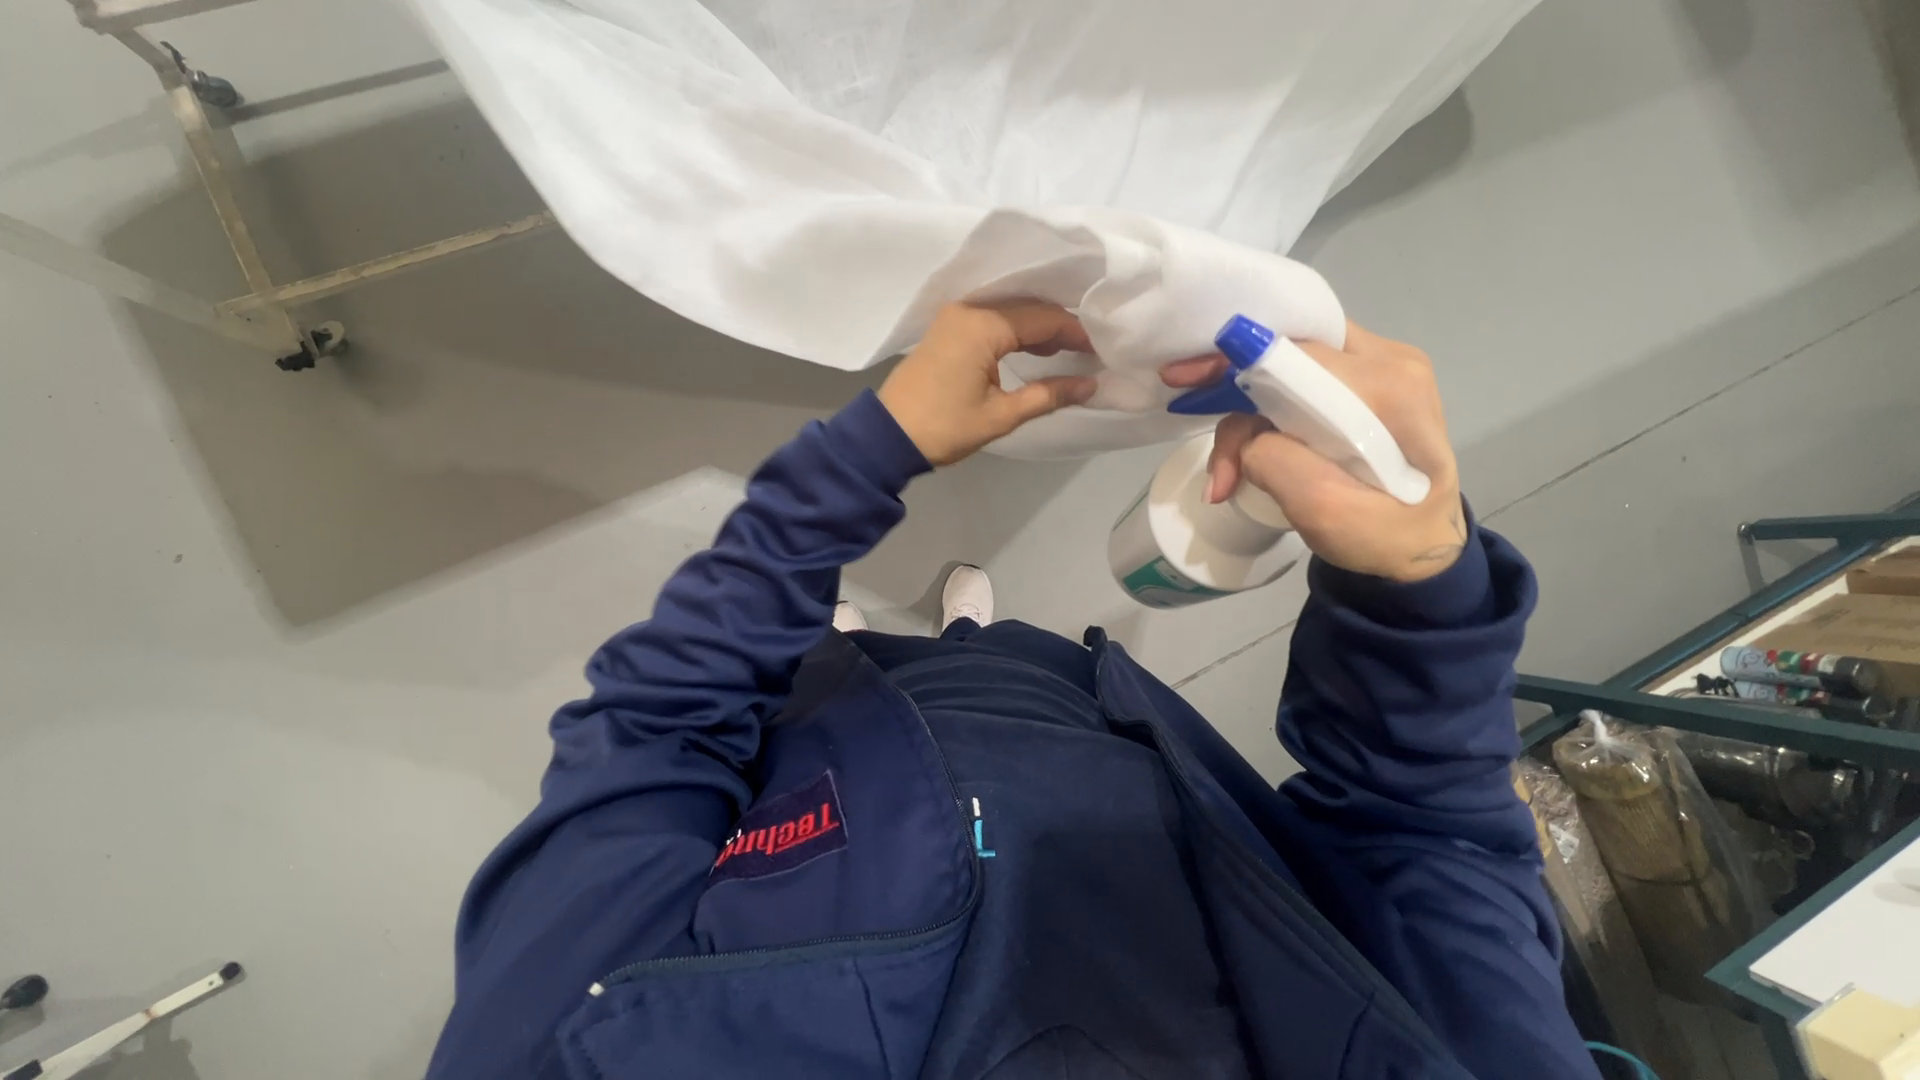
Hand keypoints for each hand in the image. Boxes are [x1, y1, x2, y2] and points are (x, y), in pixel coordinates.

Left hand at [877, 301, 1099, 465]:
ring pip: (1009, 313)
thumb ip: (1048, 395)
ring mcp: (954, 317)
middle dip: (1060, 328)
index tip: (1101, 350)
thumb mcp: (1001, 415)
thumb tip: (1091, 385)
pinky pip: (990, 321)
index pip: (1042, 318)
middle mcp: (967, 310)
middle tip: (1090, 352)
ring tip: (1068, 354)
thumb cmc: (944, 428)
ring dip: (1038, 330)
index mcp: (982, 326)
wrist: (888, 437)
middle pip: (1026, 309)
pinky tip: (1035, 351)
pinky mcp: (946, 330)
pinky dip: (1015, 333)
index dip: (1076, 333)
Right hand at [1171, 321, 1465, 582]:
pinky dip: (1263, 420)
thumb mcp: (1326, 512)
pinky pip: (1299, 384)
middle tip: (1186, 401)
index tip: (1187, 378)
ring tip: (1226, 476)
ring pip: (1288, 372)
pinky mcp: (1364, 387)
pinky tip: (1245, 459)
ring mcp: (1379, 371)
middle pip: (1292, 353)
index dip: (1240, 361)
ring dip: (1247, 420)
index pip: (1301, 353)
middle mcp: (1389, 362)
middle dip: (1234, 385)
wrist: (1420, 551)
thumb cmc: (1384, 537)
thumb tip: (1248, 438)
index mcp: (1389, 388)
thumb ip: (1278, 464)